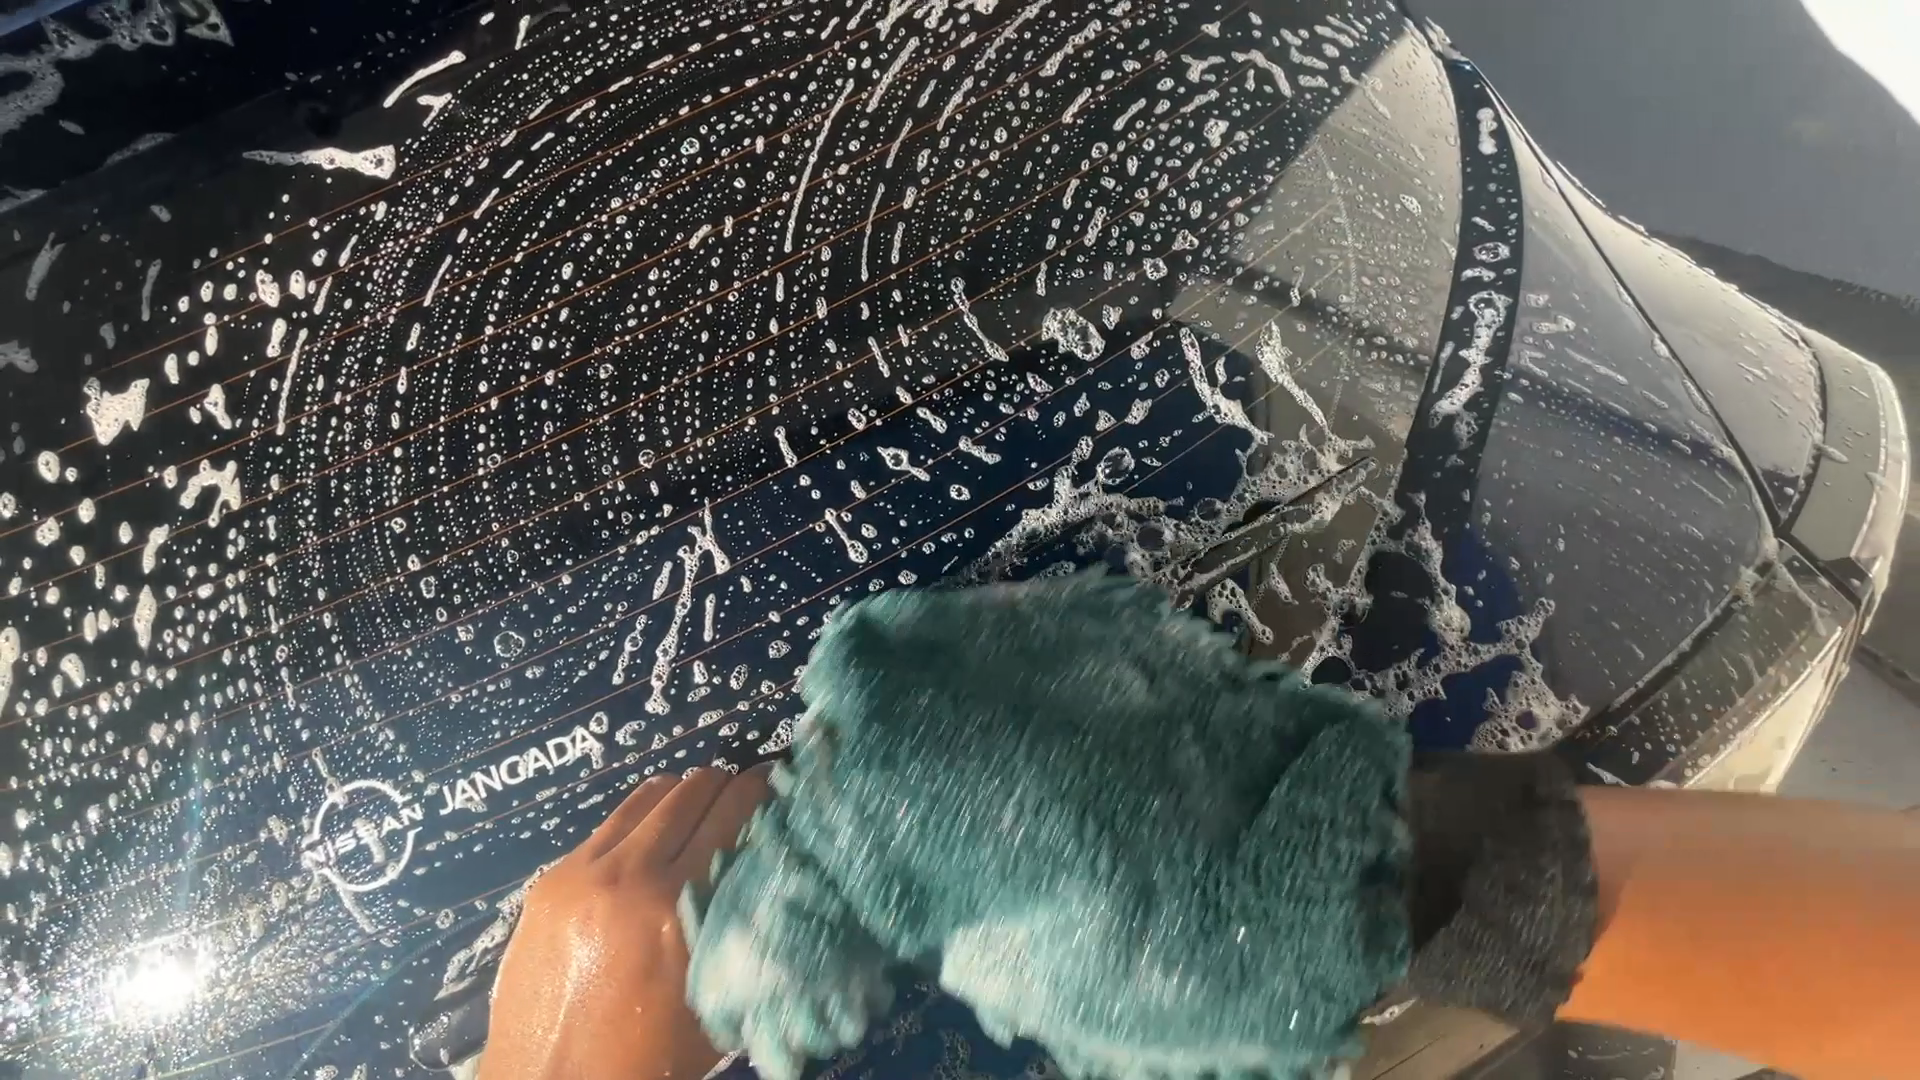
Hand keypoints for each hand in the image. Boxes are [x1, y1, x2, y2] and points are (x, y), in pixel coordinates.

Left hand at [480, 764, 773, 1079]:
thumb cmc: (650, 1058)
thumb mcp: (719, 998)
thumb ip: (747, 925)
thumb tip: (779, 864)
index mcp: (677, 907)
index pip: (733, 811)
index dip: (763, 788)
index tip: (778, 787)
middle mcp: (630, 876)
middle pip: (695, 788)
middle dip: (728, 785)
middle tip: (743, 801)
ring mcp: (583, 872)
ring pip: (652, 793)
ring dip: (685, 795)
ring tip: (700, 814)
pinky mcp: (551, 878)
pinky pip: (612, 822)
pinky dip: (644, 820)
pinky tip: (652, 844)